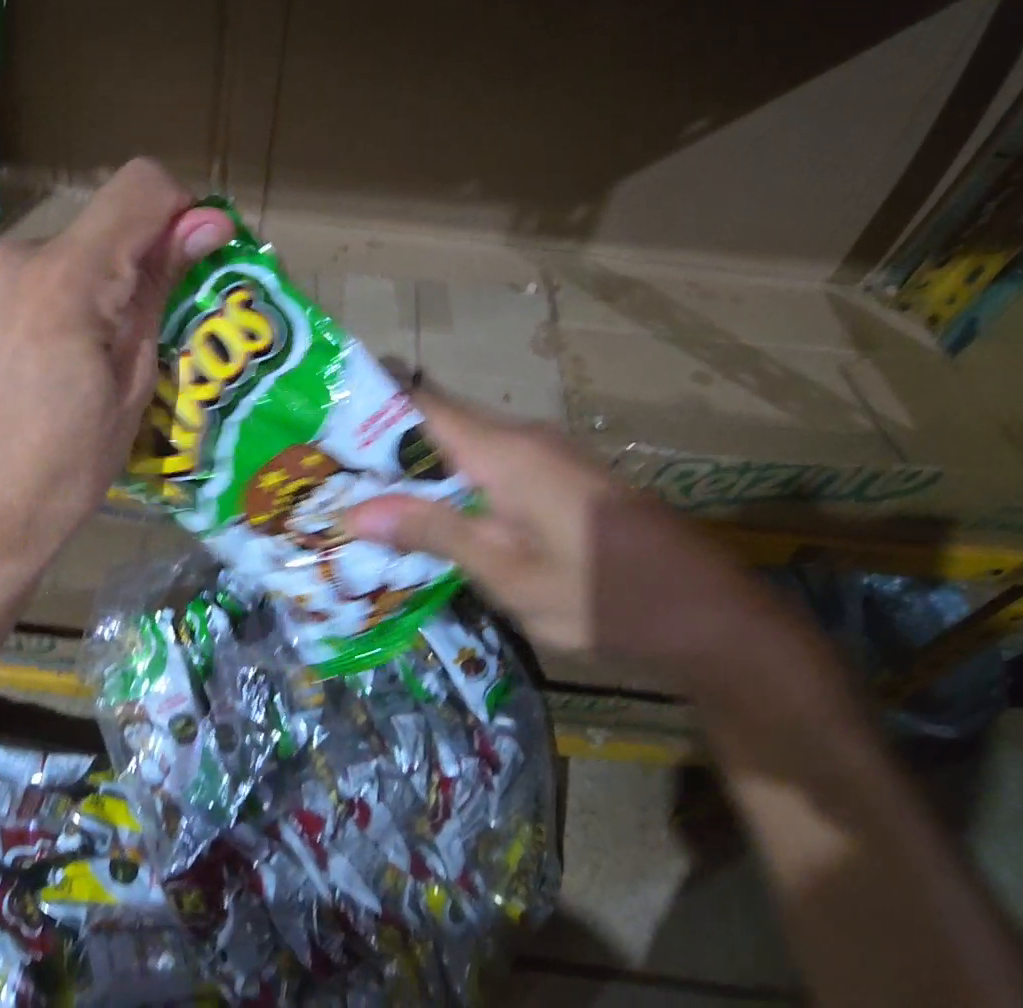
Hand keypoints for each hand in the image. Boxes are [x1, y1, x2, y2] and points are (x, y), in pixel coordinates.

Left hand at [0, 159, 232, 594]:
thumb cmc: (67, 468)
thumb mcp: (132, 382)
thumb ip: (160, 289)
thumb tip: (208, 222)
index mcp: (61, 280)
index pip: (138, 188)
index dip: (178, 209)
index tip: (189, 256)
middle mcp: (4, 257)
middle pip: (93, 228)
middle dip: (122, 268)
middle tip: (126, 340)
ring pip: (51, 254)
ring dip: (76, 286)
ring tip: (72, 360)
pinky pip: (10, 277)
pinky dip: (35, 301)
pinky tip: (29, 361)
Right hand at [343, 382, 779, 694]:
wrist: (706, 616)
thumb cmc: (601, 595)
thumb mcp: (507, 573)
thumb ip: (432, 532)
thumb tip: (354, 509)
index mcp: (503, 451)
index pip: (418, 405)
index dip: (366, 408)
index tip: (316, 427)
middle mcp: (521, 439)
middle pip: (434, 426)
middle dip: (379, 450)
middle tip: (325, 481)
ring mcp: (544, 458)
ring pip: (459, 450)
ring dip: (413, 474)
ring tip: (361, 505)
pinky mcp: (558, 481)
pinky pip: (486, 469)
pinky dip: (448, 489)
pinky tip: (425, 524)